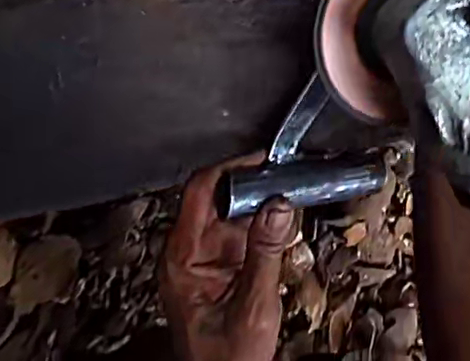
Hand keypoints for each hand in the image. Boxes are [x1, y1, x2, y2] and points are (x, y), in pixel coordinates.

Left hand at [159, 155, 298, 360]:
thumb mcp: (252, 308)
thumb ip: (266, 252)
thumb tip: (279, 203)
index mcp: (182, 257)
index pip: (200, 190)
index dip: (231, 168)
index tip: (264, 160)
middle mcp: (186, 249)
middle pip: (216, 193)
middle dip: (251, 185)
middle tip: (284, 178)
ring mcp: (201, 254)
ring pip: (230, 208)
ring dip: (259, 203)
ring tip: (288, 200)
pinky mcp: (217, 261)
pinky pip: (238, 227)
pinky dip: (260, 222)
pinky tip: (281, 227)